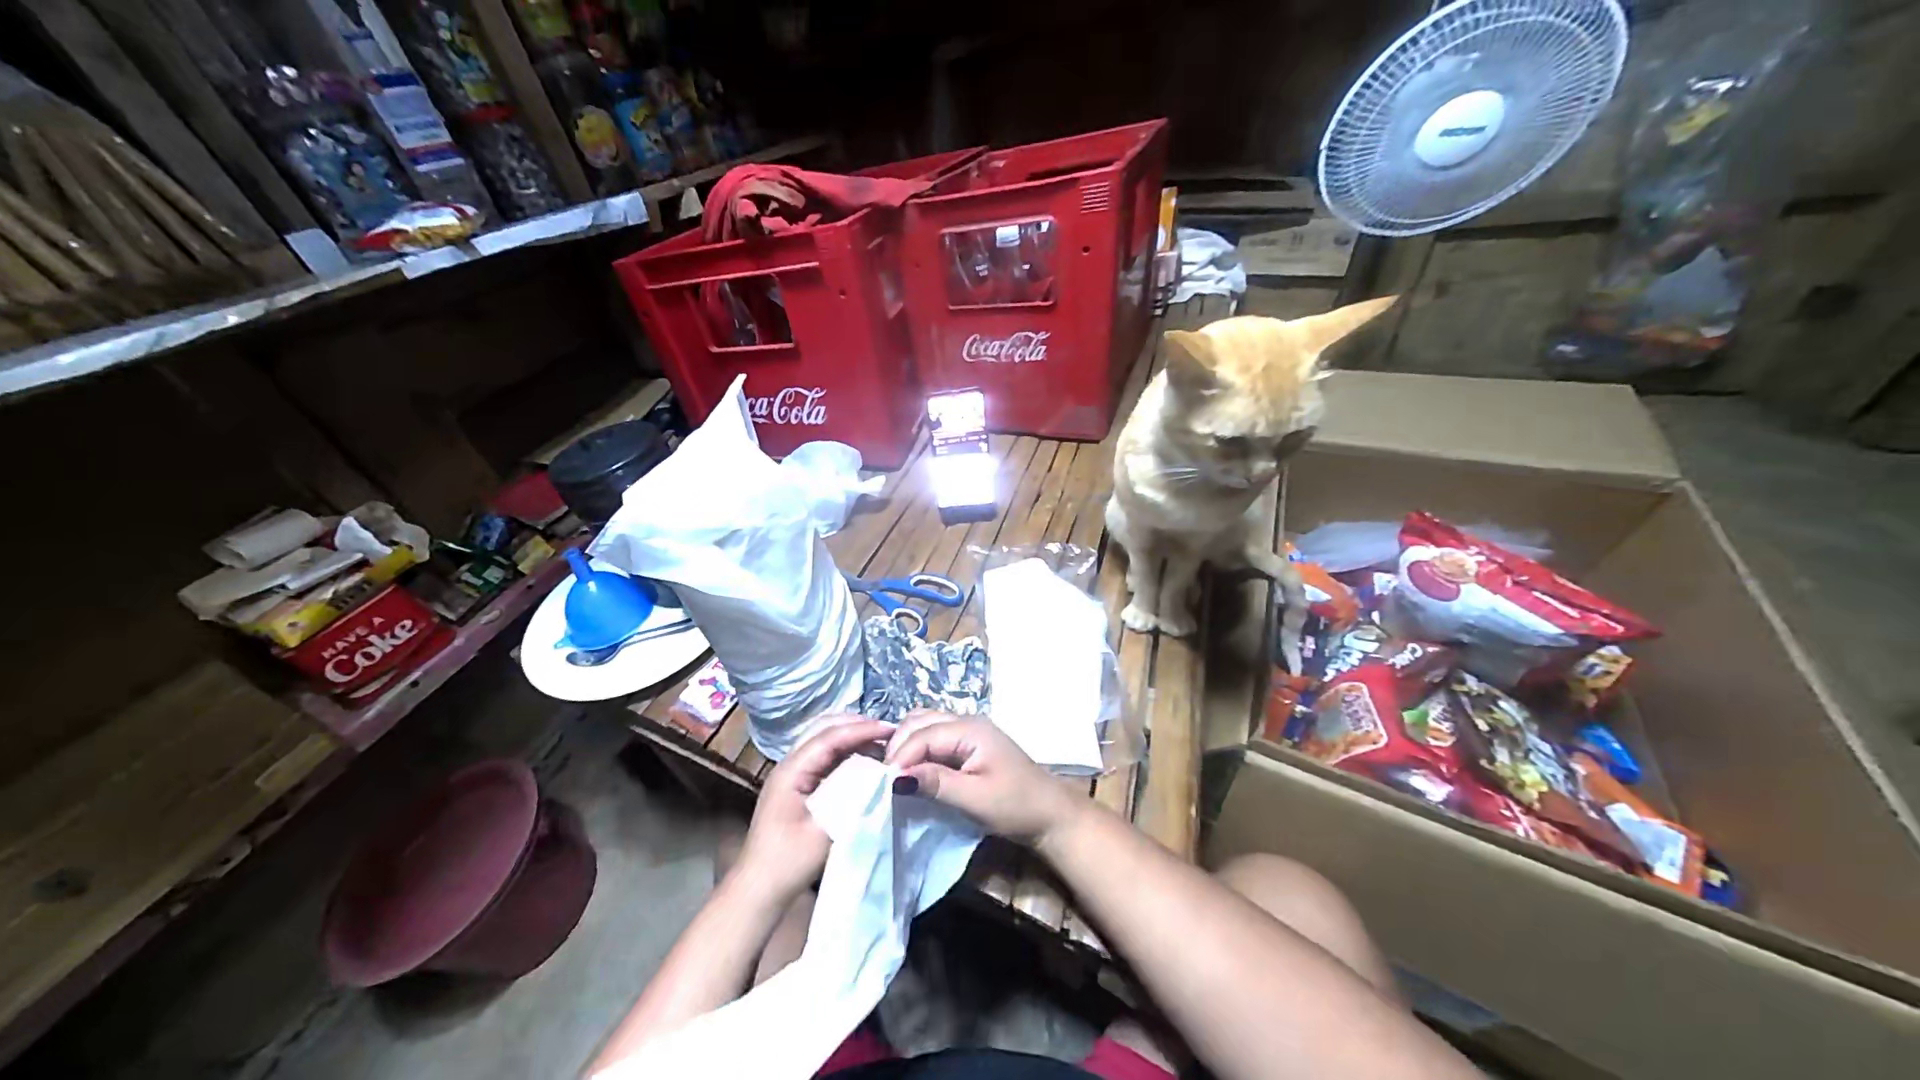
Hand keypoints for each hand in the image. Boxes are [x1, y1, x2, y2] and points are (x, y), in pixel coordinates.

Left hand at [736, 716, 893, 900]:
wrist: (758, 891)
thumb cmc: (789, 862)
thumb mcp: (824, 830)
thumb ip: (852, 796)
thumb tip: (880, 772)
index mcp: (791, 771)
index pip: (829, 737)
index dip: (861, 730)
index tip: (890, 730)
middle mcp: (789, 764)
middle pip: (824, 729)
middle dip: (856, 726)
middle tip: (888, 733)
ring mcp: (791, 774)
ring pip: (824, 741)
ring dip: (851, 737)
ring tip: (880, 744)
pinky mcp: (797, 786)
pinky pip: (824, 757)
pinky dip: (846, 752)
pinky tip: (864, 761)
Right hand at [885, 713, 1089, 846]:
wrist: (1050, 814)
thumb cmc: (1016, 806)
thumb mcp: (975, 798)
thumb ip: (936, 783)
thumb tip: (896, 777)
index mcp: (970, 728)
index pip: (922, 734)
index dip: (900, 757)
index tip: (883, 785)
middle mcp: (965, 721)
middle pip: (918, 721)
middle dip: (898, 746)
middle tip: (885, 779)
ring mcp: (966, 730)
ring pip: (923, 725)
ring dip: (905, 744)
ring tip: (894, 774)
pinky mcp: (966, 744)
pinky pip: (932, 736)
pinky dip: (916, 747)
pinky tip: (911, 769)